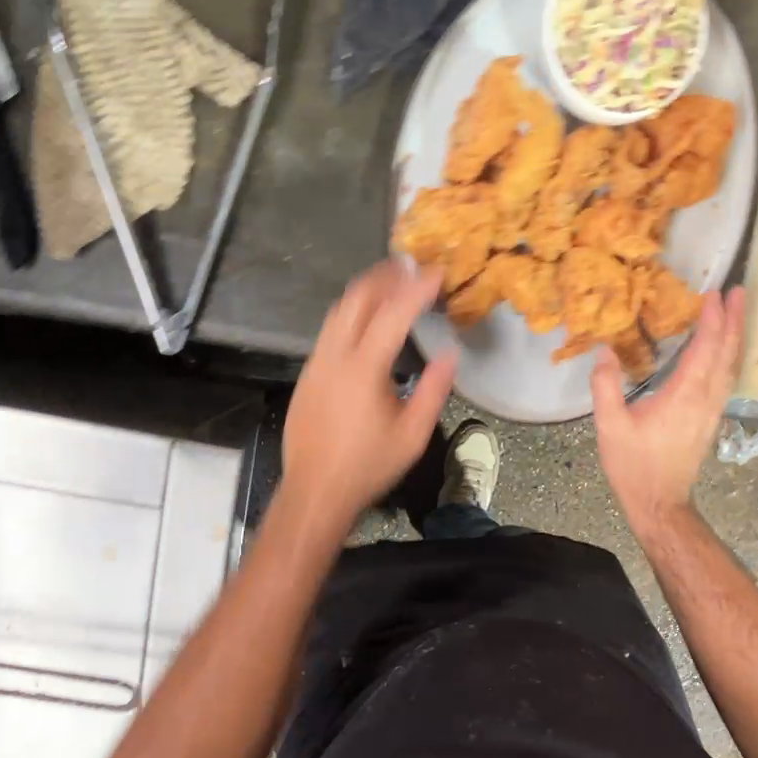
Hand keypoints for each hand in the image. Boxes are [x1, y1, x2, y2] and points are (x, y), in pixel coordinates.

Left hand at [281, 261, 457, 527]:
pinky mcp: (307, 376)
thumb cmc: (368, 467)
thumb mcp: (413, 435)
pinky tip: (364, 325)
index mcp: (364, 368)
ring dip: (364, 294)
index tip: (436, 272)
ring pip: (337, 312)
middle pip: (357, 298)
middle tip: (409, 267)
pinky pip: (328, 332)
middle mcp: (334, 356)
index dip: (417, 287)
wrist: (315, 491)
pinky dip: (349, 315)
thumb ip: (433, 390)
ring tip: (389, 287)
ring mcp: (316, 364)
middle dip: (384, 277)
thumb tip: (449, 355)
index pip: (394, 312)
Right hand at [590, 287, 746, 531]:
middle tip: (739, 290)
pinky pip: (726, 379)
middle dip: (734, 319)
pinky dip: (729, 356)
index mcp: (684, 395)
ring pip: (731, 366)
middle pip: (728, 352)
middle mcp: (706, 398)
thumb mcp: (610, 426)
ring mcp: (713, 410)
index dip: (712, 319)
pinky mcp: (711, 420)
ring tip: (737, 312)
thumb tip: (605, 351)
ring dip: (736, 336)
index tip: (713, 293)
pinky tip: (724, 351)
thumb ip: (606, 386)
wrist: (659, 502)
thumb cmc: (634, 466)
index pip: (705, 348)